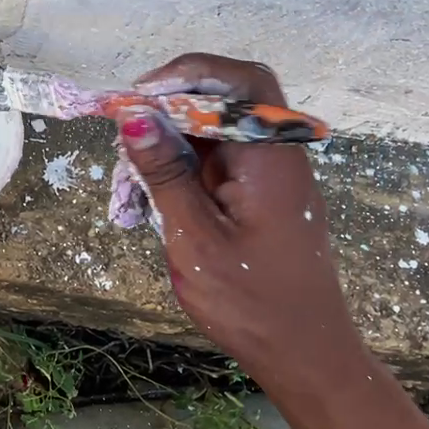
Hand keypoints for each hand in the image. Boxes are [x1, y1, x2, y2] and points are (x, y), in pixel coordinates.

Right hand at [112, 54, 365, 393]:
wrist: (304, 355)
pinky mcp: (257, 195)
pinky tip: (147, 197)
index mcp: (270, 161)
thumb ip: (164, 172)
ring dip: (165, 144)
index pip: (241, 83)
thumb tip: (134, 117)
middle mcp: (275, 158)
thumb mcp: (193, 236)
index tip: (138, 97)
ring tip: (128, 180)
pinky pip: (212, 161)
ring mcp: (267, 177)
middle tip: (125, 131)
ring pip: (211, 132)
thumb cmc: (251, 301)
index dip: (188, 73)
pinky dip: (176, 169)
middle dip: (168, 108)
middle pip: (224, 100)